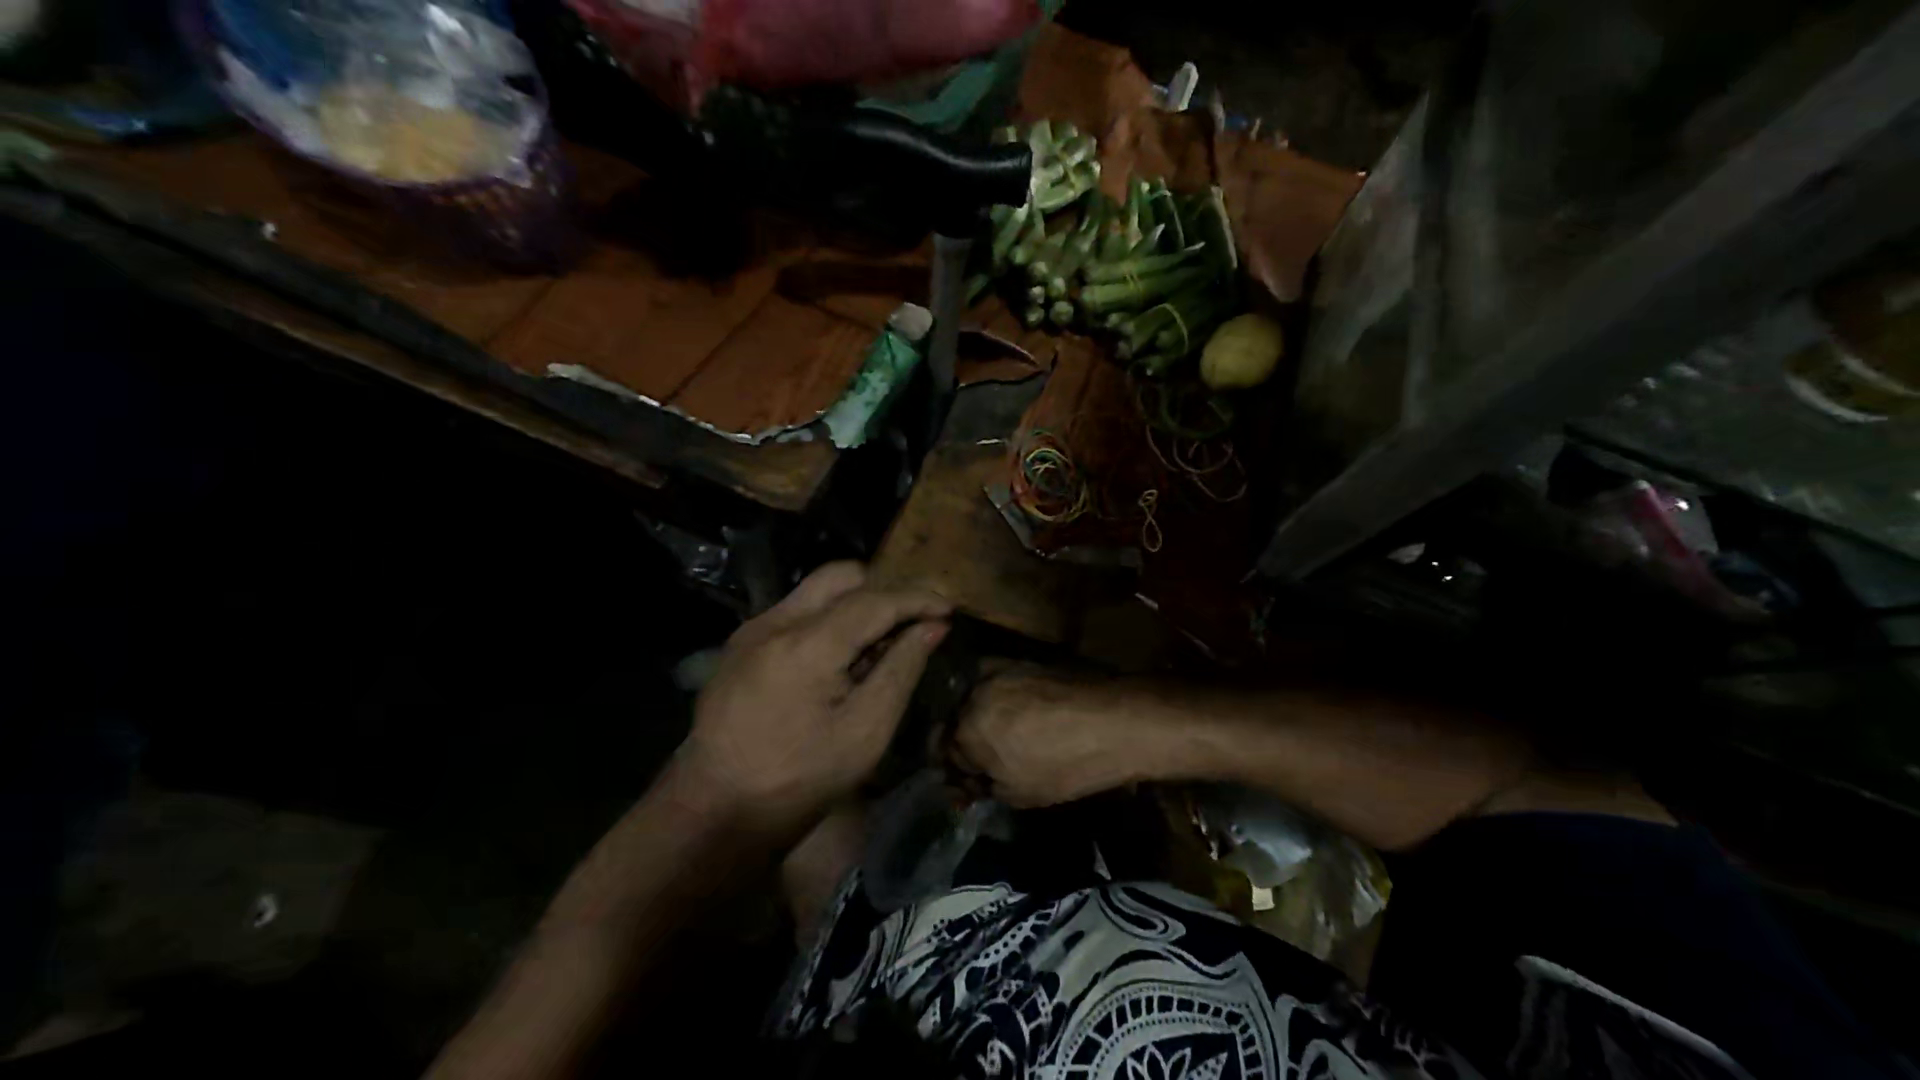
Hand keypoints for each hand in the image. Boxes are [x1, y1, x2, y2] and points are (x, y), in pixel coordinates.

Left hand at [676, 562, 950, 833]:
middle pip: (841, 576)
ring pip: (815, 590)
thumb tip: (933, 627)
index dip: (917, 599)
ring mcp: (751, 630)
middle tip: (910, 624)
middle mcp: (775, 621)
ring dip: (853, 605)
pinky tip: (837, 661)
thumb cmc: (801, 779)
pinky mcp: (740, 644)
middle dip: (883, 591)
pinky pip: (794, 612)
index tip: (948, 608)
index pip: (874, 599)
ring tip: (875, 647)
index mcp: (807, 644)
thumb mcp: (866, 731)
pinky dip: (826, 621)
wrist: (718, 809)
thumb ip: (902, 668)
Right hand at [953, 669, 1177, 807]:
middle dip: (961, 744)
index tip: (966, 785)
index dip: (953, 773)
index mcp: (966, 731)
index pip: (943, 754)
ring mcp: (996, 673)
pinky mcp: (1018, 662)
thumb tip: (971, 783)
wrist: (1115, 722)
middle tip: (980, 763)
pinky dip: (994, 697)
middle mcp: (973, 695)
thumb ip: (984, 786)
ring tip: (996, 737)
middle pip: (954, 723)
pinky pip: (992, 681)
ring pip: (971, 699)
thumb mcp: (1019, 793)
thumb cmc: (1066, 766)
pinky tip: (1010, 711)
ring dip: (976, 718)